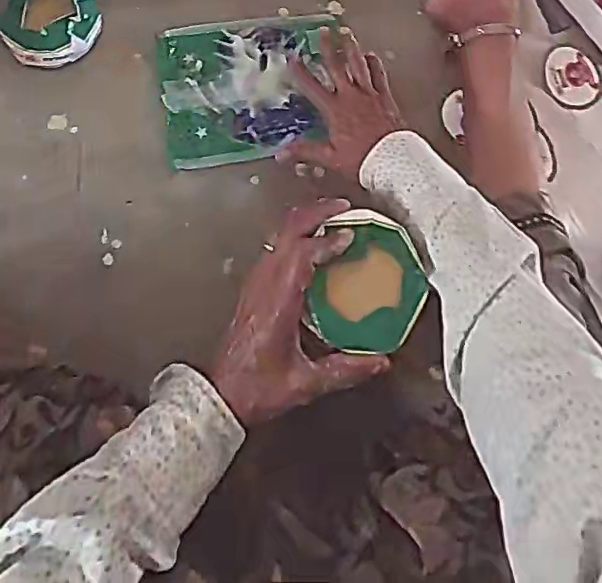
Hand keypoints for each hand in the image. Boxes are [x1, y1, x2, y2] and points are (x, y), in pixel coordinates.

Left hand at [208, 198, 391, 425]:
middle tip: (345, 208)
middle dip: (317, 213)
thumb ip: (344, 370)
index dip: (328, 241)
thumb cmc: (257, 388)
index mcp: (277, 301)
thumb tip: (380, 361)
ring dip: (307, 220)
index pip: (302, 254)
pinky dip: (298, 234)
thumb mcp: (304, 383)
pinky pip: (278, 246)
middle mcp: (265, 282)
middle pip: (289, 230)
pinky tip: (315, 243)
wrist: (220, 395)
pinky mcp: (255, 284)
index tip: (351, 236)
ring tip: (334, 218)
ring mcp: (257, 280)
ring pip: (281, 234)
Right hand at [281, 27, 406, 178]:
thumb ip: (306, 151)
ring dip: (351, 50)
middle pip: (337, 68)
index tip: (293, 58)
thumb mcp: (330, 158)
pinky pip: (378, 75)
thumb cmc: (362, 159)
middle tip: (324, 32)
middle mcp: (351, 97)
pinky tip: (371, 56)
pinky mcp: (385, 97)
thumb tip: (281, 154)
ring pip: (358, 66)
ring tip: (347, 35)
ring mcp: (369, 95)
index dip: (301, 72)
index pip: (312, 87)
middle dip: (328, 49)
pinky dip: (374, 64)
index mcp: (335, 110)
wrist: (393, 159)